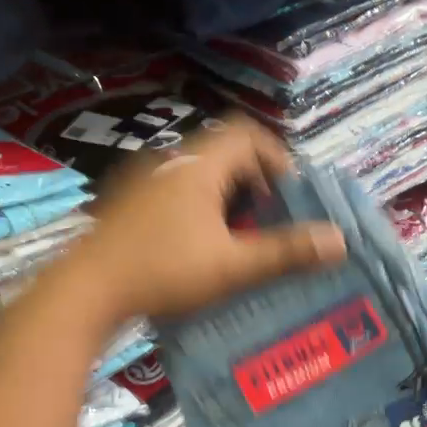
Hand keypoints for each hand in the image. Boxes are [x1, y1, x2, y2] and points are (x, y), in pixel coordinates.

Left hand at [62, 116, 346, 319]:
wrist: (85, 291)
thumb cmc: (163, 271)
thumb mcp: (234, 266)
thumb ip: (287, 252)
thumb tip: (340, 241)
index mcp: (197, 167)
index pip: (246, 134)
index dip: (277, 158)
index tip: (293, 196)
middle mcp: (170, 163)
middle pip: (225, 154)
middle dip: (258, 184)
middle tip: (276, 221)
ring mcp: (144, 181)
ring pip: (202, 175)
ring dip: (231, 200)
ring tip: (247, 239)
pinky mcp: (129, 204)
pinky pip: (179, 193)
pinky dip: (204, 210)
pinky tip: (207, 248)